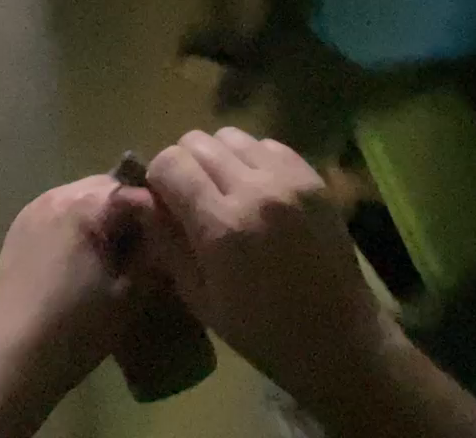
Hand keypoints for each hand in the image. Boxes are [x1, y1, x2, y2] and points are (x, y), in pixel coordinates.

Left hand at [0, 174, 147, 395]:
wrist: (12, 357)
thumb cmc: (76, 327)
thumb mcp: (129, 293)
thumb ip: (152, 252)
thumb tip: (163, 231)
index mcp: (86, 205)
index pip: (135, 191)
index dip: (156, 214)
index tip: (167, 239)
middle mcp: (58, 194)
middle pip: (107, 186)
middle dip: (127, 210)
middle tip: (141, 247)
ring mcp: (35, 208)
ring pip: (82, 196)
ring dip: (101, 214)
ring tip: (111, 252)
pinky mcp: (19, 225)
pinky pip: (60, 209)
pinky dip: (76, 222)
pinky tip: (80, 256)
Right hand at [145, 128, 396, 409]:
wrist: (340, 340)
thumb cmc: (261, 330)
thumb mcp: (199, 296)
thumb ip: (164, 239)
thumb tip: (135, 197)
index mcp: (222, 226)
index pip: (170, 162)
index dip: (158, 178)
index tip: (164, 201)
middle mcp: (255, 191)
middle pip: (197, 141)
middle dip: (185, 165)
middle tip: (192, 196)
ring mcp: (288, 179)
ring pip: (231, 135)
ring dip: (218, 157)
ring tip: (226, 189)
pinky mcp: (312, 176)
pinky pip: (266, 144)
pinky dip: (252, 159)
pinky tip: (257, 190)